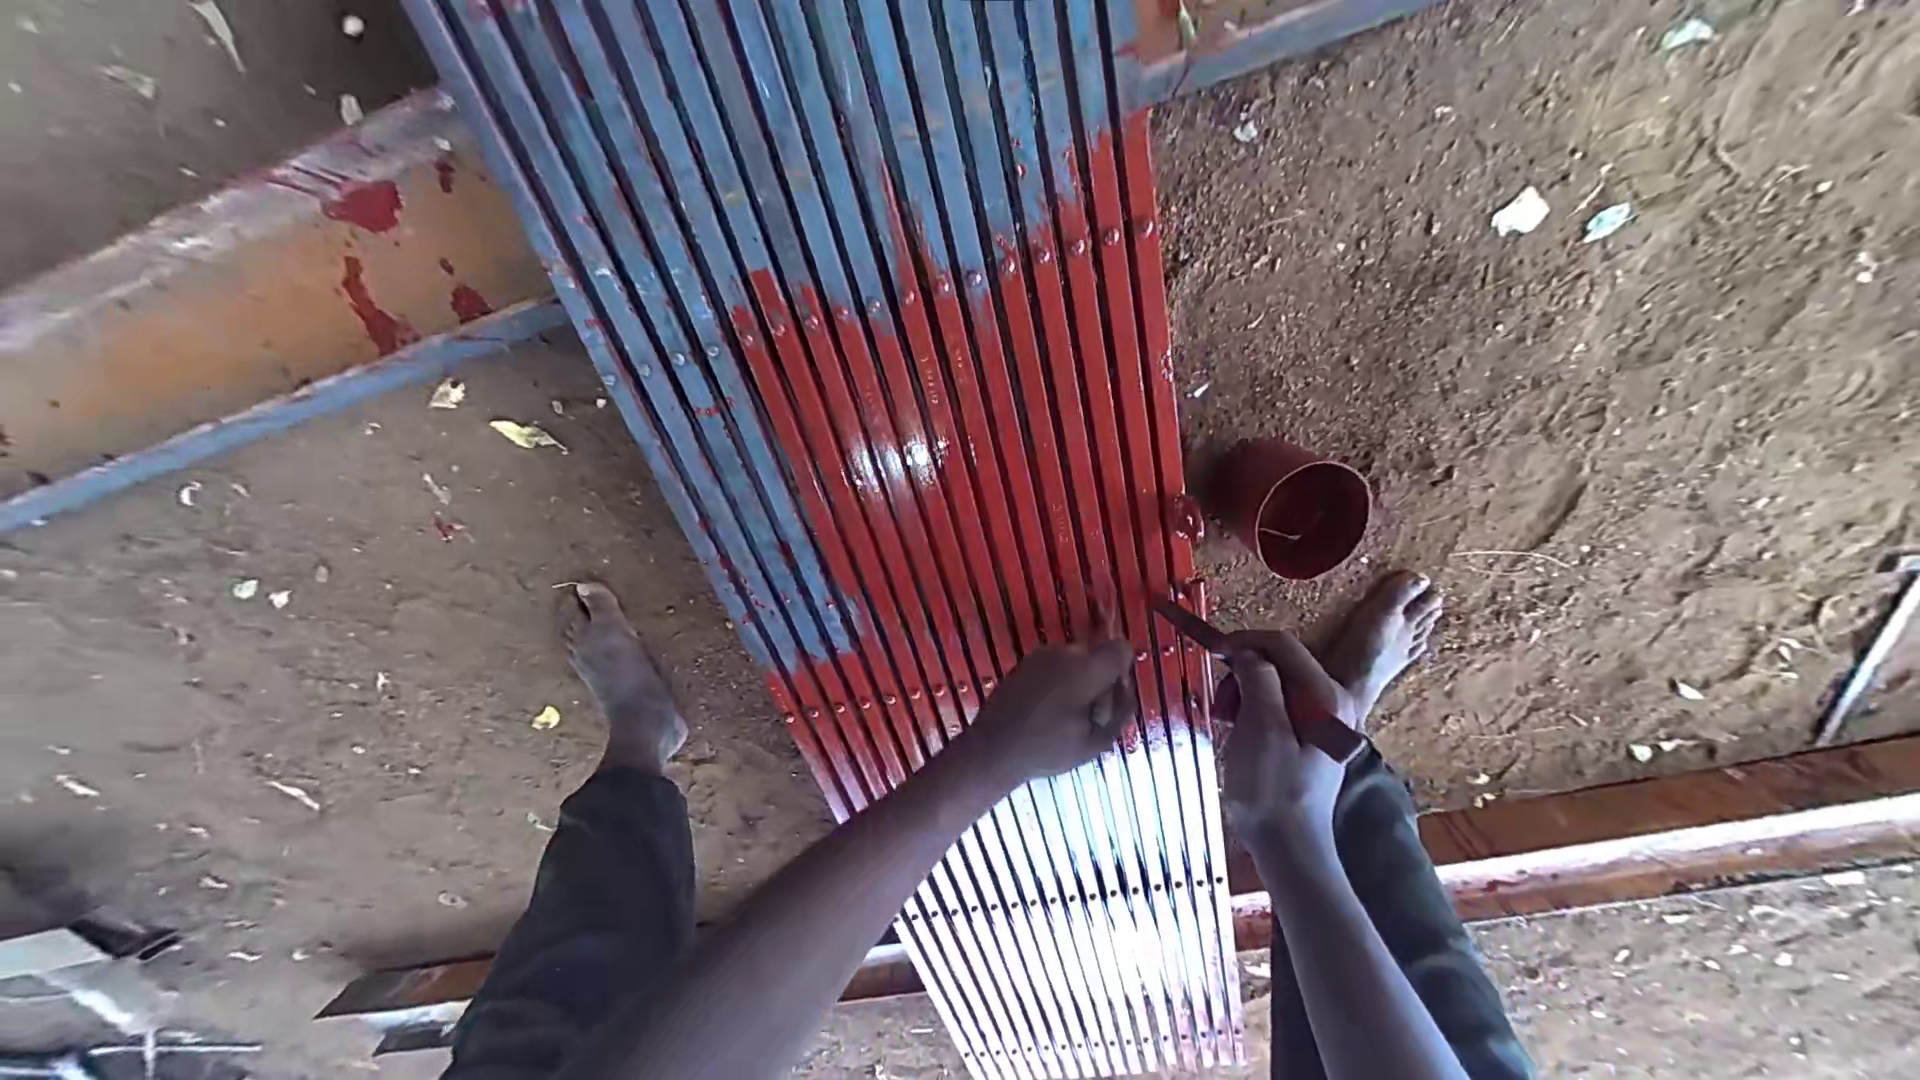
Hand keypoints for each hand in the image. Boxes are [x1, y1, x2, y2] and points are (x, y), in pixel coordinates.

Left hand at [959, 640, 1136, 782]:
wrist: (994, 747)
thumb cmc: (1048, 748)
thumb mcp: (1097, 740)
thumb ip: (1121, 709)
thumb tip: (1125, 687)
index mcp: (1085, 669)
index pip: (1120, 649)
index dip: (1121, 671)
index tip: (1111, 696)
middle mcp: (1064, 652)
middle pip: (1096, 656)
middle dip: (1098, 679)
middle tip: (1087, 714)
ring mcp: (1041, 654)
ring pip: (1075, 660)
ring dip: (1077, 680)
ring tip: (1063, 714)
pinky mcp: (1025, 662)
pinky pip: (1054, 665)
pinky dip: (1057, 680)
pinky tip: (1045, 708)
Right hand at [1217, 630, 1355, 844]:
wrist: (1287, 846)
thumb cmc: (1272, 790)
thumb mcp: (1262, 730)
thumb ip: (1258, 682)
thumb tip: (1246, 651)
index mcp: (1326, 696)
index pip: (1281, 645)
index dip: (1244, 642)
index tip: (1211, 653)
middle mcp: (1330, 700)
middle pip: (1276, 661)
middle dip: (1241, 673)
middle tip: (1221, 705)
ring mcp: (1319, 717)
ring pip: (1270, 681)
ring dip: (1241, 692)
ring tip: (1227, 722)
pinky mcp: (1305, 732)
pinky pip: (1272, 702)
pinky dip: (1249, 708)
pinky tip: (1238, 730)